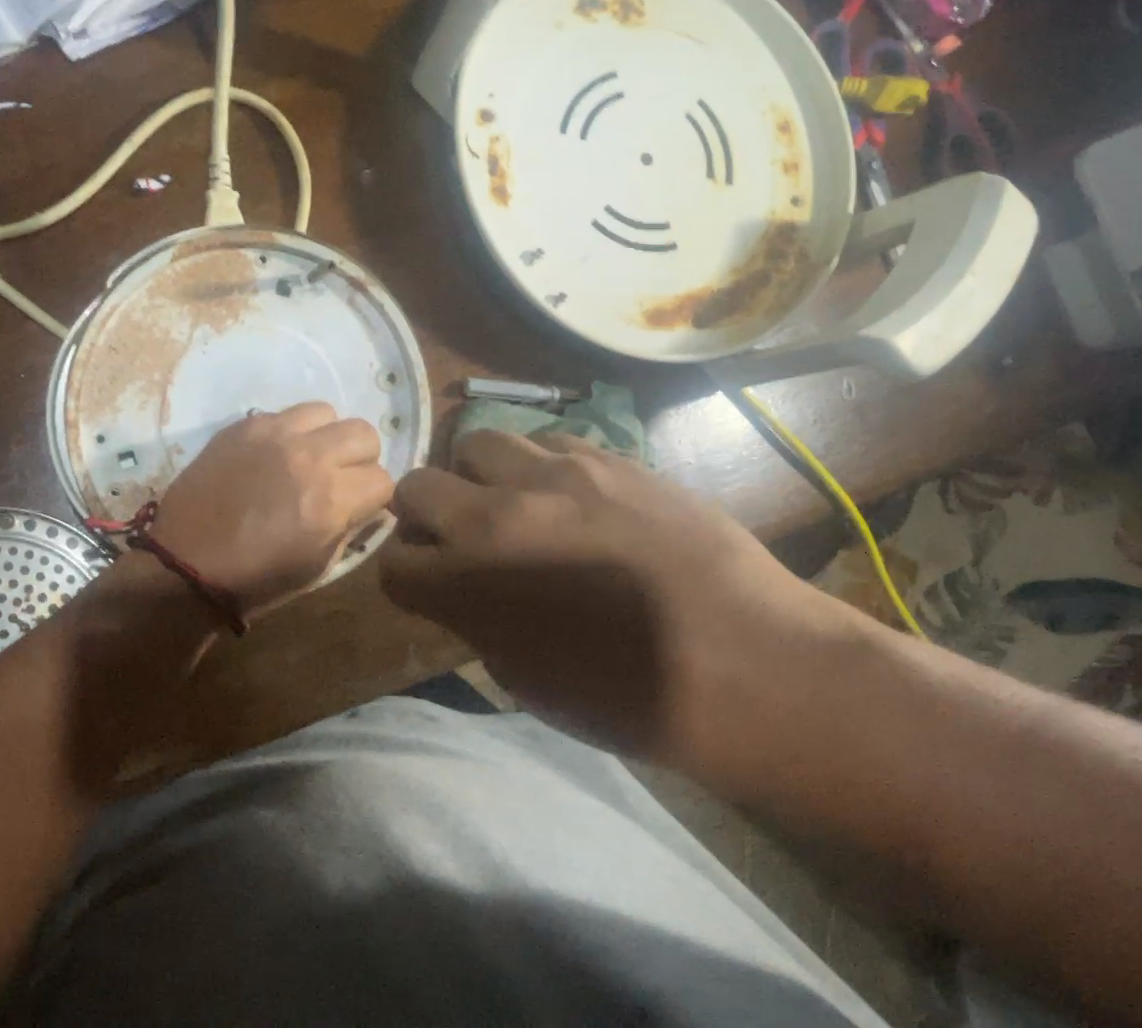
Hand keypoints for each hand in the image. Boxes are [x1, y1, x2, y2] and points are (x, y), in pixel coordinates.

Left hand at [150, 402, 394, 619]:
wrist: (186, 566)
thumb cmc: (255, 581)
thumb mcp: (317, 568)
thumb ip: (348, 529)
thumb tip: (364, 507)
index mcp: (332, 499)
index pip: (384, 479)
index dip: (375, 497)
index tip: (360, 507)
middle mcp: (309, 456)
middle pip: (363, 434)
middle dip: (360, 459)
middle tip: (339, 479)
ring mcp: (273, 434)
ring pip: (325, 412)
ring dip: (325, 436)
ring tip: (306, 459)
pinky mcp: (242, 426)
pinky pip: (282, 414)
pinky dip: (287, 434)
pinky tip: (270, 458)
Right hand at [380, 430, 865, 763]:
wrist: (749, 666)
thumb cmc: (628, 700)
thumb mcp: (523, 679)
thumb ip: (475, 621)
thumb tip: (466, 593)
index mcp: (468, 580)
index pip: (393, 562)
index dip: (404, 578)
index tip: (426, 589)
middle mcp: (498, 513)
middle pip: (416, 485)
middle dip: (422, 516)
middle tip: (455, 541)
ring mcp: (557, 475)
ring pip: (478, 442)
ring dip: (477, 477)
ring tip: (511, 506)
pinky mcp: (612, 459)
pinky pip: (548, 442)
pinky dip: (539, 467)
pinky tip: (569, 499)